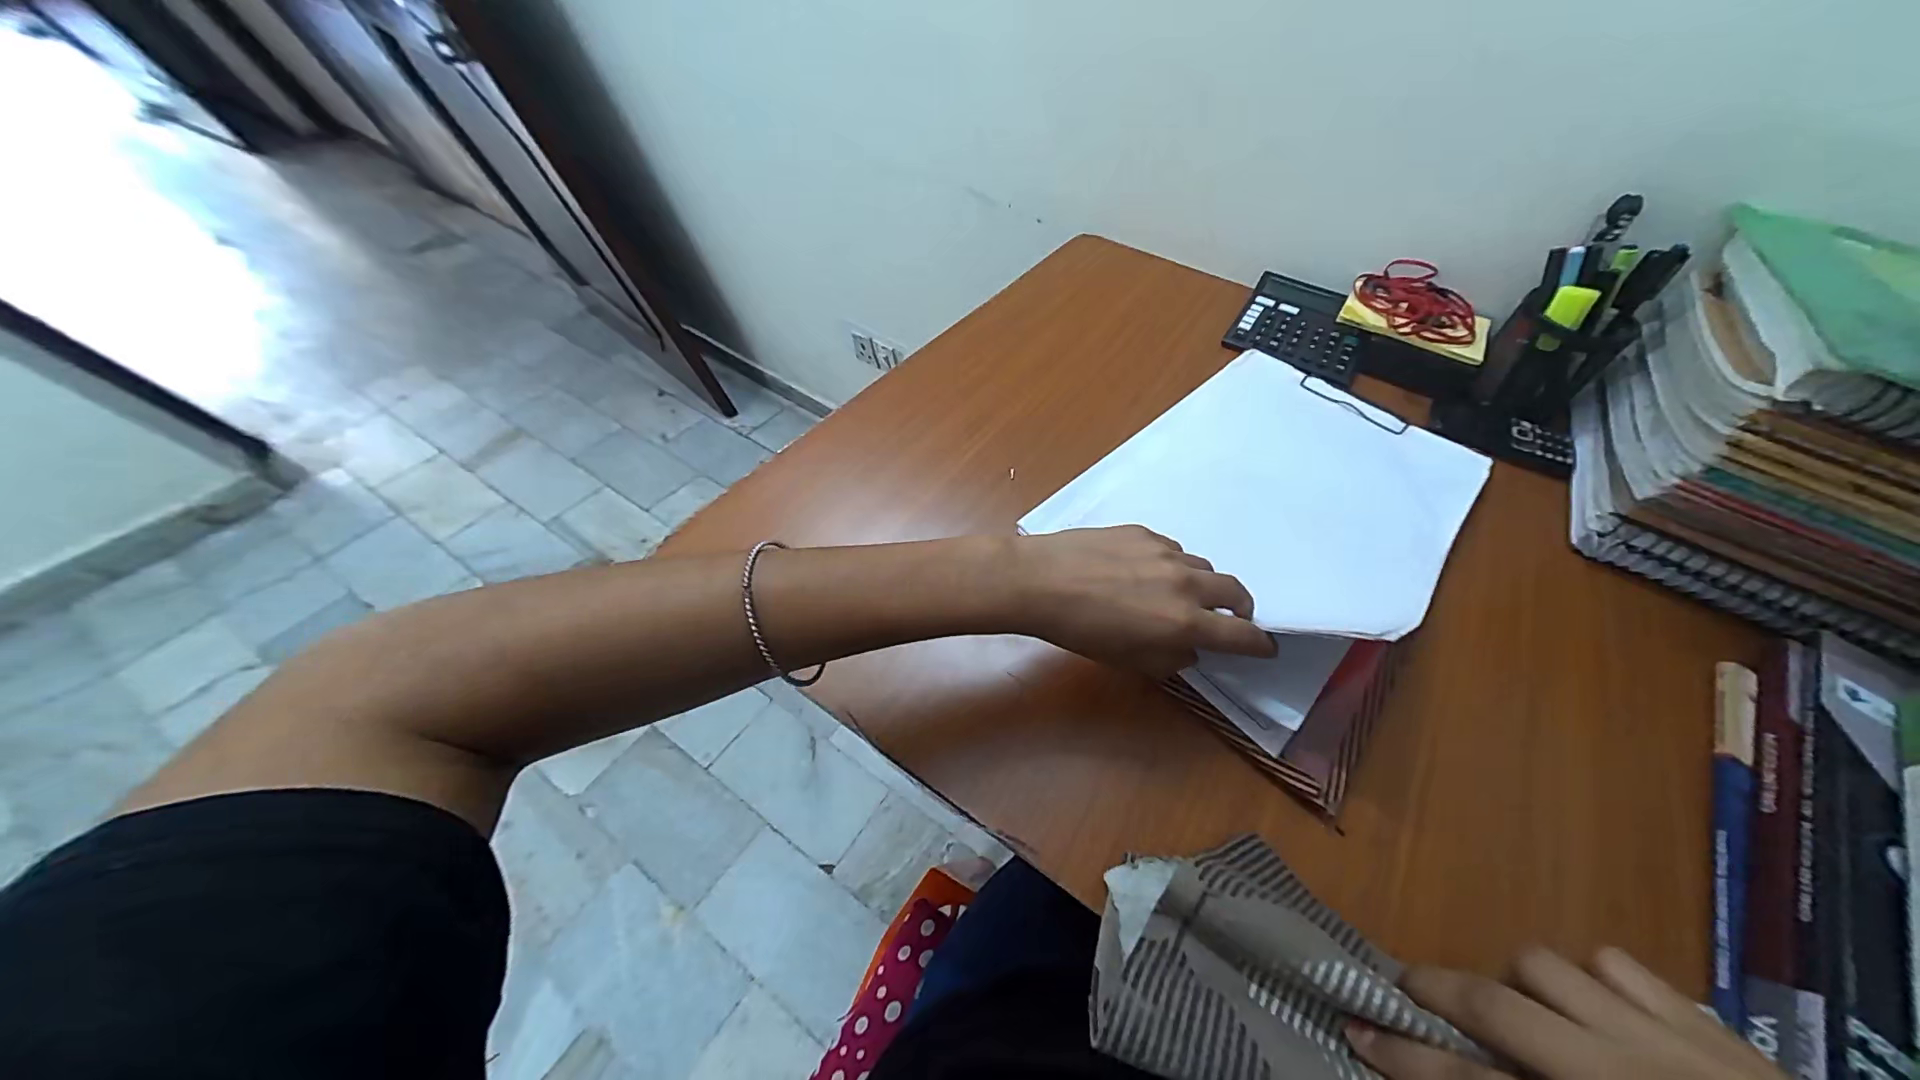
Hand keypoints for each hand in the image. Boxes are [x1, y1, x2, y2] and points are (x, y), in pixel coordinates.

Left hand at [1007, 525, 1275, 676]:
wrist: (1038, 580)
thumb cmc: (1079, 630)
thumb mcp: (1128, 660)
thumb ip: (1171, 657)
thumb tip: (1191, 648)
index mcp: (1184, 622)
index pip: (1242, 635)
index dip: (1260, 645)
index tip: (1264, 647)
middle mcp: (1184, 583)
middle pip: (1235, 592)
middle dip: (1240, 609)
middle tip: (1229, 618)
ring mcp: (1165, 552)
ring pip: (1201, 568)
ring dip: (1200, 585)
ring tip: (1175, 595)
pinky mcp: (1143, 532)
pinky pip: (1171, 550)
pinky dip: (1169, 565)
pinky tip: (1140, 572)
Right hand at [1347, 948, 1783, 1079]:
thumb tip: (1459, 1077)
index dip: (1399, 1057)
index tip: (1351, 1029)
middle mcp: (1616, 1072)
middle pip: (1493, 1008)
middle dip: (1431, 992)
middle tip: (1404, 993)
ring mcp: (1670, 1040)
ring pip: (1547, 967)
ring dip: (1521, 986)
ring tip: (1529, 1016)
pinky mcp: (1716, 1026)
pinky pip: (1621, 967)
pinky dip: (1597, 983)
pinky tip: (1608, 1014)